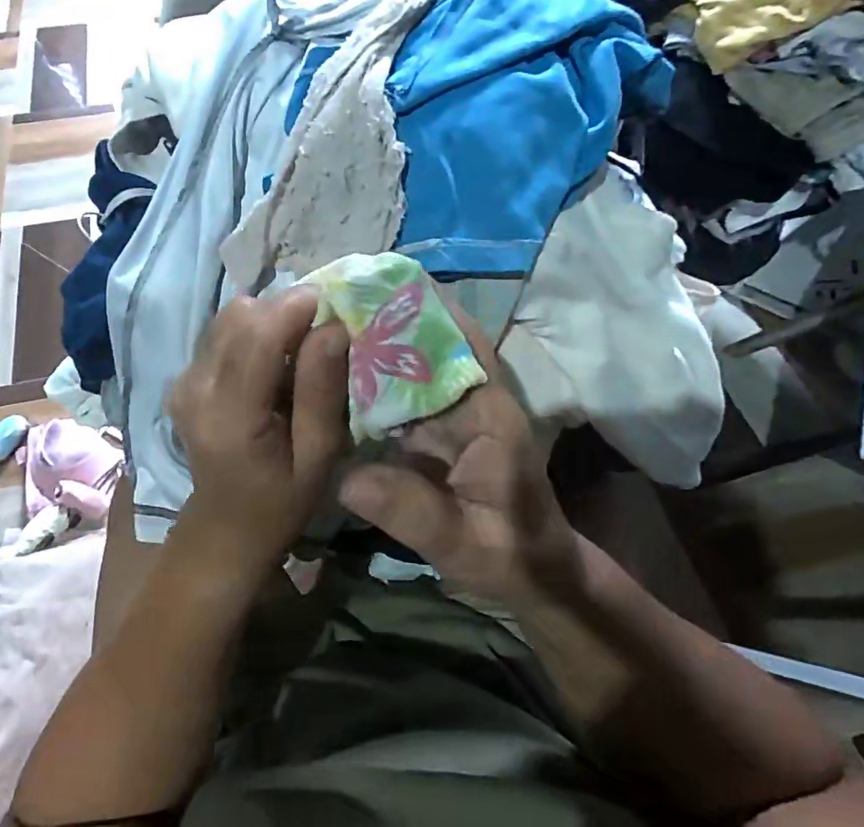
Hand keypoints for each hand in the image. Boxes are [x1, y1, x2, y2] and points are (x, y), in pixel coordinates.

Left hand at [167, 288, 351, 580]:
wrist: (226, 526)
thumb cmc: (282, 499)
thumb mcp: (318, 456)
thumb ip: (322, 392)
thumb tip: (333, 328)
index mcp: (229, 415)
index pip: (257, 337)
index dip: (294, 309)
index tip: (331, 303)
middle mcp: (195, 388)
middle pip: (240, 317)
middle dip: (285, 314)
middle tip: (319, 335)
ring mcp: (183, 380)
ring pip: (229, 317)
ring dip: (268, 322)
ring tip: (295, 352)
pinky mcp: (183, 376)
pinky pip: (221, 331)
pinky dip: (252, 333)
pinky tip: (270, 363)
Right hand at [339, 292, 579, 605]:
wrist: (535, 572)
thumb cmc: (510, 558)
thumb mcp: (461, 546)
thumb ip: (411, 512)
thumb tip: (344, 478)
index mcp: (488, 416)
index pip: (454, 347)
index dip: (414, 316)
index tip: (370, 291)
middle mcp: (474, 399)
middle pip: (433, 343)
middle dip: (387, 319)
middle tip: (332, 299)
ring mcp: (459, 411)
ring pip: (418, 363)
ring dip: (379, 341)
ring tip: (327, 322)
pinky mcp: (444, 426)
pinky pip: (407, 391)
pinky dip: (376, 376)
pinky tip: (337, 372)